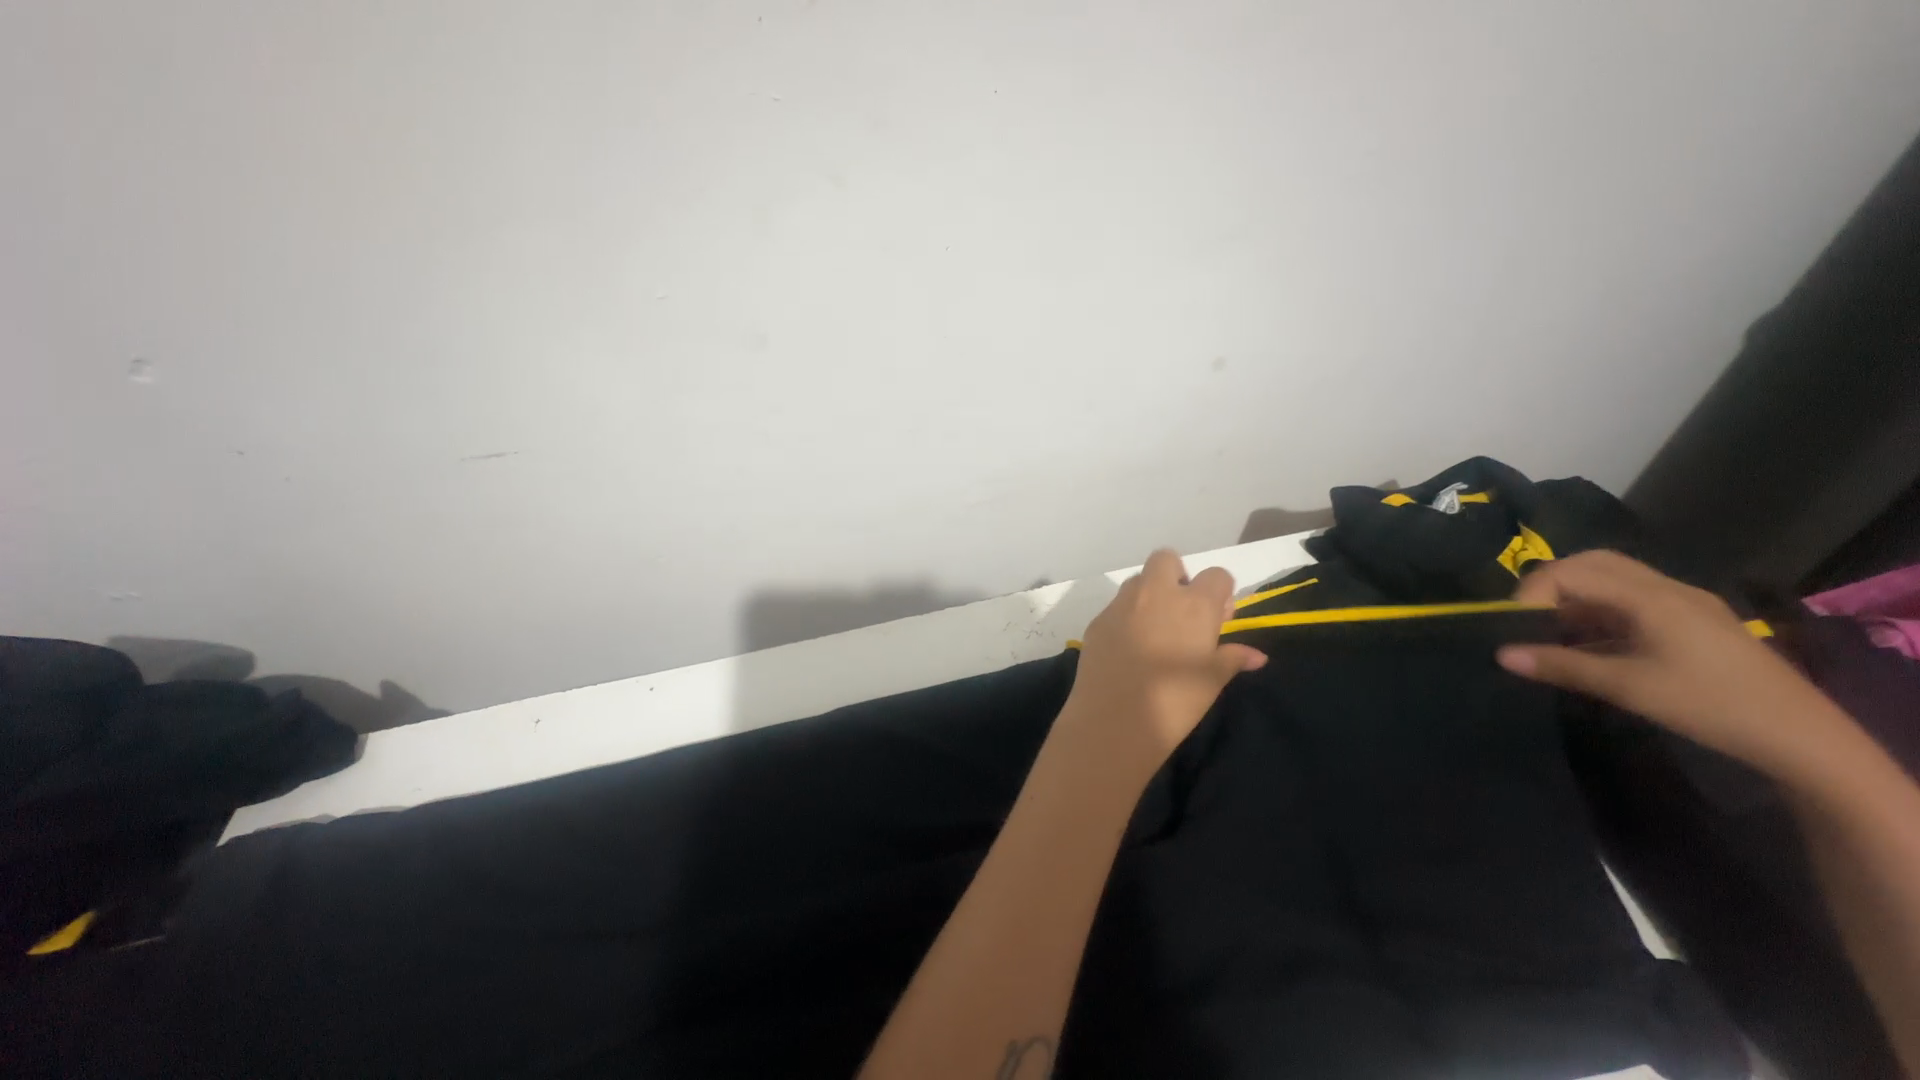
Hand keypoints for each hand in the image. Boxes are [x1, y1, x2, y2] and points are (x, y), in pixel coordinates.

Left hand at [1055, 550, 1267, 780]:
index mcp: (1194, 604)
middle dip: (1177, 576)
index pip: (1217, 575)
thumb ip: (1232, 658)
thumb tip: (1256, 655)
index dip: (1220, 593)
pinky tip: (1128, 649)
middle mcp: (1156, 593)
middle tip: (1181, 614)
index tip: (1218, 620)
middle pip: (1167, 560)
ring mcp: (1121, 604)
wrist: (1114, 721)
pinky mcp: (1097, 621)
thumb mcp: (1211, 681)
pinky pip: (1116, 607)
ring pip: (1138, 581)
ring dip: (1149, 596)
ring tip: (1154, 633)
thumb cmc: (1175, 702)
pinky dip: (1126, 618)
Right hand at [1496, 550, 1851, 781]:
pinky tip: (1593, 644)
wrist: (1800, 736)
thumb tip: (1501, 655)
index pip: (1570, 572)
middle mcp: (1666, 588)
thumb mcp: (1628, 688)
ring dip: (1576, 598)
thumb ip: (1562, 666)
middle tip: (1527, 622)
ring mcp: (1685, 603)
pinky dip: (1601, 612)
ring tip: (1554, 634)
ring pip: (1614, 580)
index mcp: (1650, 596)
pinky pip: (1633, 600)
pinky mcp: (1694, 622)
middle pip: (1592, 563)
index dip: (1532, 594)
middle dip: (1550, 586)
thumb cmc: (1709, 706)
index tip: (1513, 629)